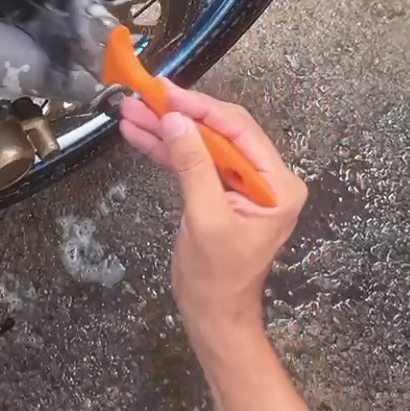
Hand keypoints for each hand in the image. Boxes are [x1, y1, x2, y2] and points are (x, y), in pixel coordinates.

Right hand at [118, 84, 306, 347]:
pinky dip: (165, 148)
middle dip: (180, 114)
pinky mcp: (216, 191)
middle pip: (219, 131)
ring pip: (200, 143)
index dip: (202, 108)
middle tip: (146, 95)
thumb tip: (176, 121)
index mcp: (277, 184)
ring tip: (132, 111)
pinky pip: (191, 161)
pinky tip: (139, 134)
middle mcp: (263, 178)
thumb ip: (193, 167)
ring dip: (166, 128)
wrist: (212, 316)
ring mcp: (239, 184)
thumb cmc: (218, 278)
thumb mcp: (206, 219)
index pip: (239, 131)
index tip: (168, 93)